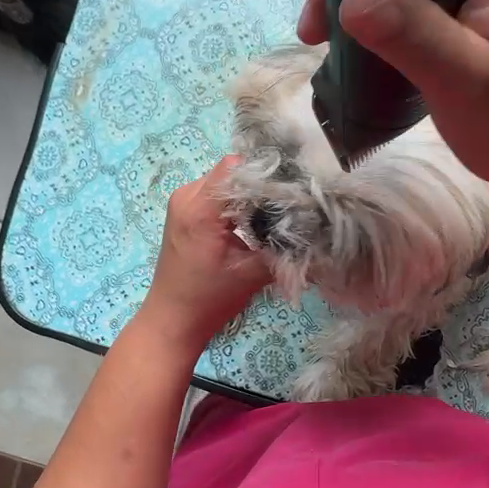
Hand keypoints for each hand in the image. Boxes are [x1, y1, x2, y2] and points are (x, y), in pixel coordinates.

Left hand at [135, 156, 271, 351]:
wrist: (173, 321)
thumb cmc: (210, 300)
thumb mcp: (253, 273)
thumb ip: (283, 245)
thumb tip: (316, 225)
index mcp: (200, 208)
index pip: (238, 167)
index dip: (267, 175)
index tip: (290, 193)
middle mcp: (187, 196)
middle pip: (232, 172)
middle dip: (260, 185)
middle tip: (285, 207)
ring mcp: (182, 202)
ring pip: (224, 181)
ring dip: (247, 195)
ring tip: (269, 217)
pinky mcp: (184, 212)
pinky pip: (215, 194)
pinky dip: (234, 203)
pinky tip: (250, 224)